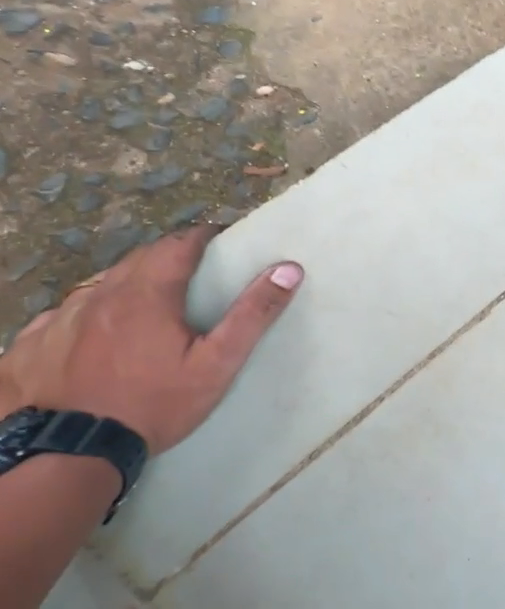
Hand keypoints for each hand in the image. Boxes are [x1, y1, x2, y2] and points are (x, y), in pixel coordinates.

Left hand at [0, 225, 302, 453]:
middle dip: (165, 258)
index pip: (175, 245)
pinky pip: (55, 318)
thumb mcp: (217, 363)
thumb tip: (288, 268)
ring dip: (123, 286)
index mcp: (144, 297)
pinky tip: (88, 336)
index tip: (219, 240)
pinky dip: (80, 316)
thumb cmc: (153, 405)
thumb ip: (253, 313)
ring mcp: (53, 325)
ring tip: (141, 306)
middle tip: (189, 273)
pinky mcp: (23, 351)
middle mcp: (95, 300)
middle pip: (134, 261)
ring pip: (95, 287)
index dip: (200, 237)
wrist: (67, 457)